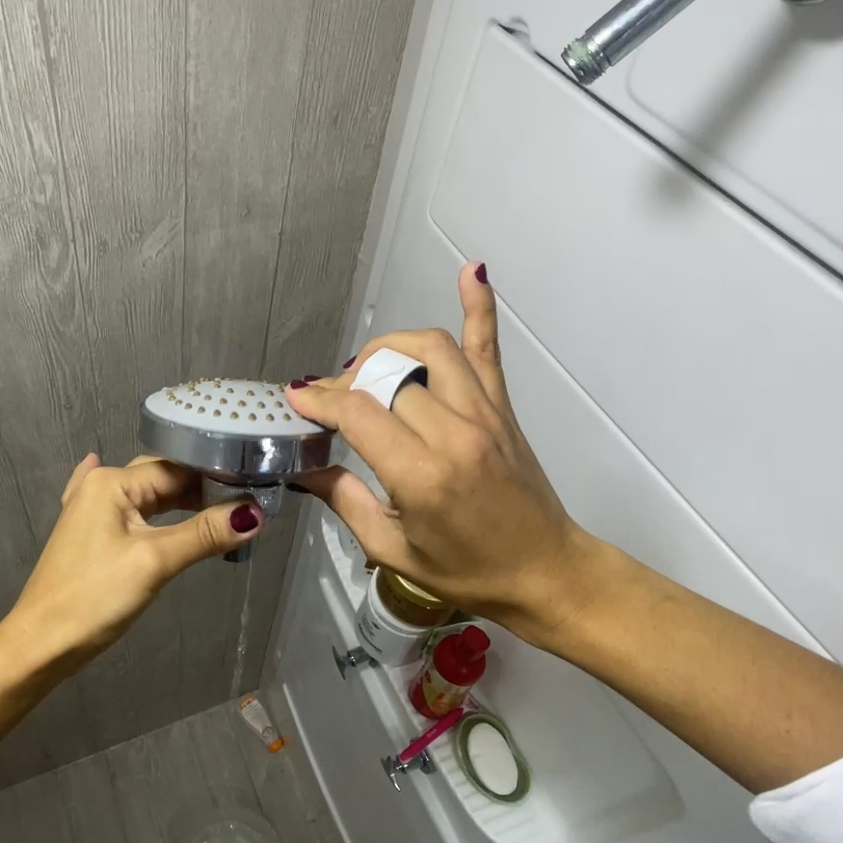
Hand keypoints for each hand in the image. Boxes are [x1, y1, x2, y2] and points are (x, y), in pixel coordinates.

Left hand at [0, 454, 262, 671]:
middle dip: (205, 489)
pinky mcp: (88, 536)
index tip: (259, 488)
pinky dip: (150, 507)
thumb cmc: (94, 598)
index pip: (179, 468)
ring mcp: (90, 510)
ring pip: (150, 497)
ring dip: (183, 503)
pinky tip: (148, 494)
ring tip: (225, 510)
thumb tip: (257, 513)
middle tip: (252, 503)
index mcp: (113, 482)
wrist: (39, 644)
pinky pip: (127, 510)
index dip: (219, 477)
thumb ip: (205, 534)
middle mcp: (101, 485)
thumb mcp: (154, 562)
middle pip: (165, 479)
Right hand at [285, 263, 603, 642]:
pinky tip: (471, 270)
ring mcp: (484, 412)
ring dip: (388, 348)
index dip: (320, 399)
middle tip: (329, 400)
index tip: (296, 398)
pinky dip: (479, 305)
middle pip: (386, 378)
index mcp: (422, 475)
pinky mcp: (503, 406)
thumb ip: (345, 501)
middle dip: (346, 382)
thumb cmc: (468, 572)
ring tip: (368, 366)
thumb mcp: (393, 550)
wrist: (546, 571)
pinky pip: (488, 347)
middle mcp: (454, 433)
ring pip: (428, 349)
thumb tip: (302, 467)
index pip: (359, 413)